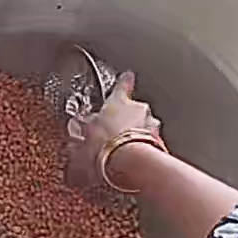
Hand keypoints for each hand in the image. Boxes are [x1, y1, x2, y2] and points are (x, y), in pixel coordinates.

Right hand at [67, 72, 163, 187]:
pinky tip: (130, 159)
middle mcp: (140, 110)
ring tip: (121, 148)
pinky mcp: (159, 145)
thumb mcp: (86, 132)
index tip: (127, 76)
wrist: (129, 161)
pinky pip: (149, 143)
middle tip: (112, 130)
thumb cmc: (106, 142)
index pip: (123, 85)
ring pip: (143, 126)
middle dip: (125, 119)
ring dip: (135, 134)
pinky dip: (141, 148)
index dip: (124, 81)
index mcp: (120, 101)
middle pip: (134, 109)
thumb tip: (78, 131)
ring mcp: (152, 127)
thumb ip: (86, 128)